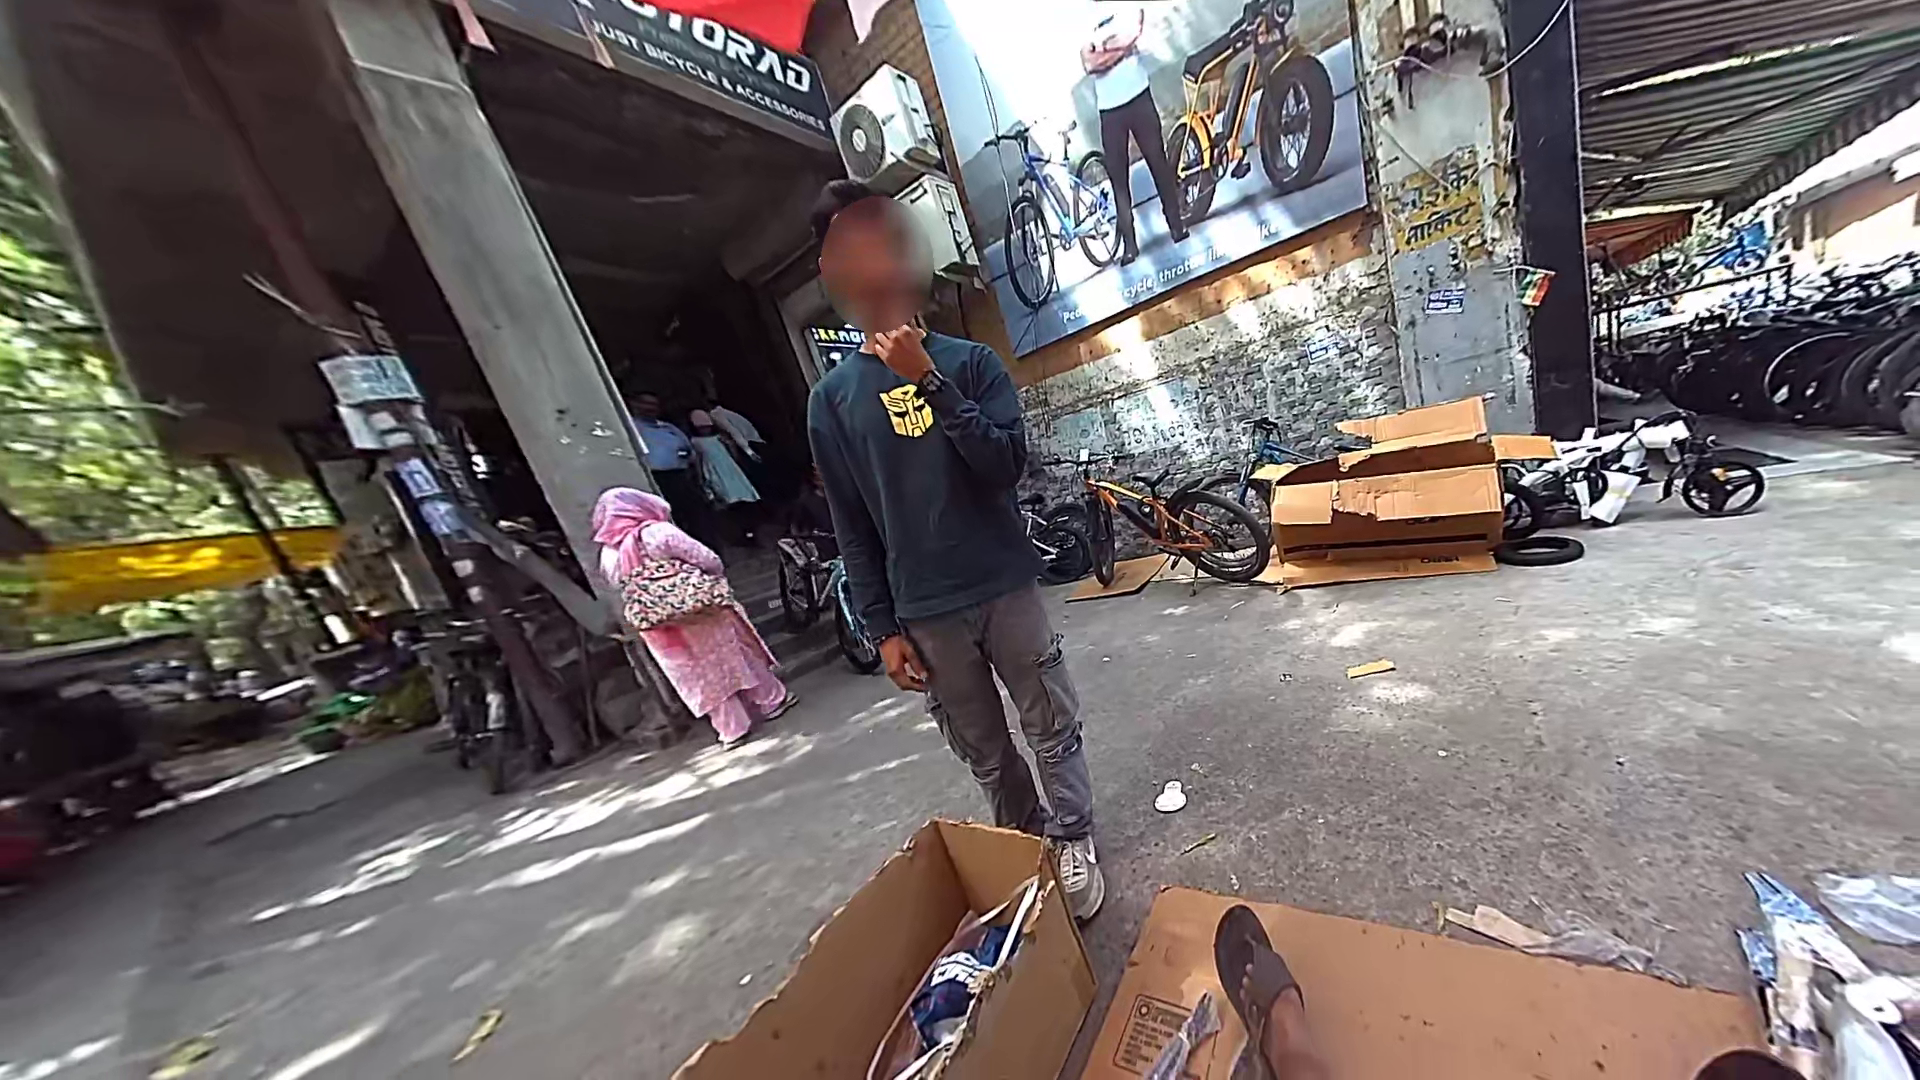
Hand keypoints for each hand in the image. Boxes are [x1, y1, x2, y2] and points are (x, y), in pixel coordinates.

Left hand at [871, 325, 933, 382]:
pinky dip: (879, 347)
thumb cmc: (922, 356)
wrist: (921, 372)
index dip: (890, 320)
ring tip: (883, 339)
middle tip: (885, 330)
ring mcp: (889, 347)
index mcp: (905, 331)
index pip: (893, 320)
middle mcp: (896, 337)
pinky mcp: (885, 357)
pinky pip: (877, 348)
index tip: (889, 321)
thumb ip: (908, 331)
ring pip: (878, 335)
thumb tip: (902, 325)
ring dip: (880, 336)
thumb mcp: (917, 339)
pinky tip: (882, 349)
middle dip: (884, 328)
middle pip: (883, 326)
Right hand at [878, 634, 927, 691]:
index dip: (918, 687)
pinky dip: (907, 681)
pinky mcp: (890, 670)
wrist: (885, 637)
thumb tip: (924, 675)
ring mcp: (890, 673)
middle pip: (904, 686)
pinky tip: (913, 677)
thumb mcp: (909, 651)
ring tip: (921, 682)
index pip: (908, 684)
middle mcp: (892, 674)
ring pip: (901, 684)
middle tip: (925, 686)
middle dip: (915, 688)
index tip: (927, 687)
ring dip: (911, 685)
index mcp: (896, 671)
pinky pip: (899, 680)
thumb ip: (916, 664)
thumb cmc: (896, 642)